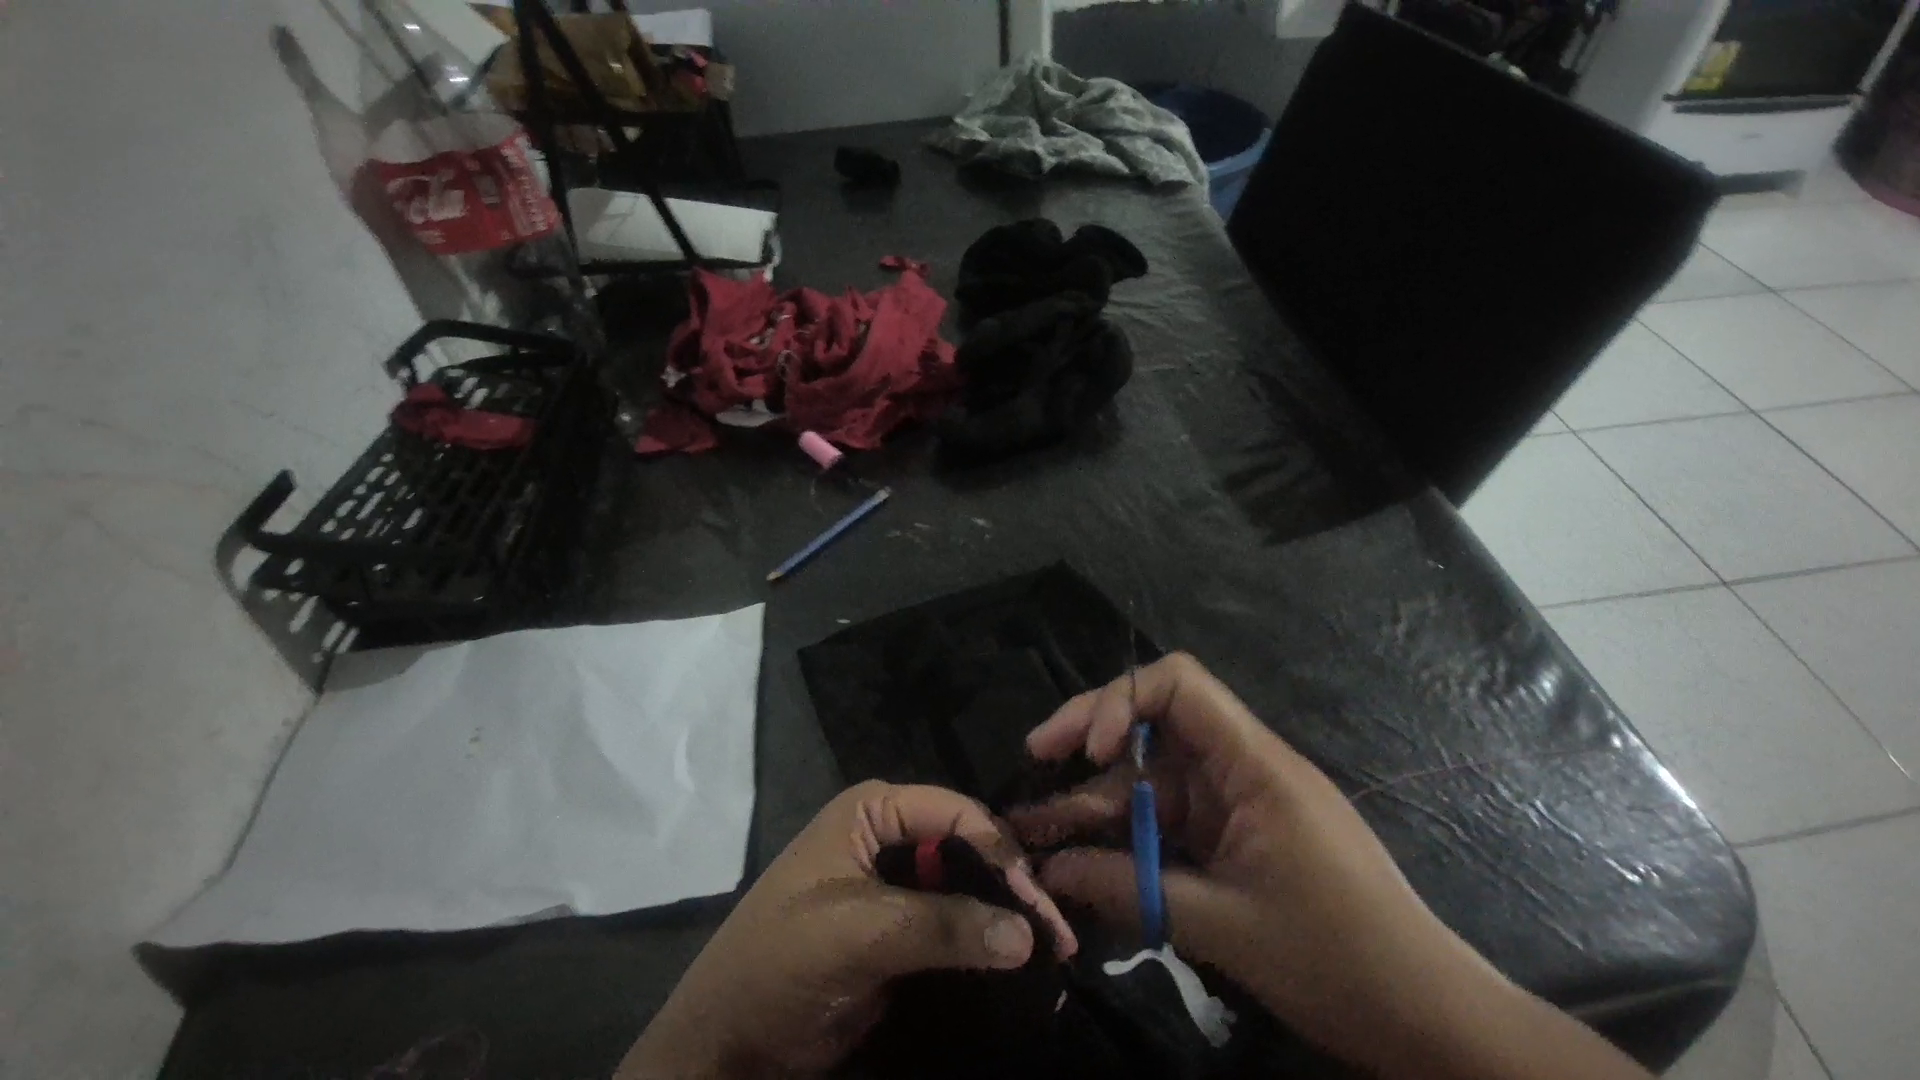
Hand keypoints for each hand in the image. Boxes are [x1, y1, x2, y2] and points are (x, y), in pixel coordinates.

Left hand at [618, 782, 1076, 1079]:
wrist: (728, 1043)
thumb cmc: (782, 963)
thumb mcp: (859, 933)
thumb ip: (943, 926)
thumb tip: (1027, 934)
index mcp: (871, 812)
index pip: (956, 813)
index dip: (1002, 851)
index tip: (1041, 905)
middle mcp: (886, 837)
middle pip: (966, 849)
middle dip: (1011, 887)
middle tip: (1058, 936)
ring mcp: (892, 887)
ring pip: (964, 889)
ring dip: (1004, 919)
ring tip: (1051, 954)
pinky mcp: (897, 933)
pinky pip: (952, 927)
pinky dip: (983, 943)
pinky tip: (1017, 965)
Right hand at [1010, 653, 1641, 1079]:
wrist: (1427, 1015)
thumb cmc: (1337, 959)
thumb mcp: (1223, 926)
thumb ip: (1131, 888)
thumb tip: (1050, 869)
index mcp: (1254, 765)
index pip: (1179, 686)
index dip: (1120, 701)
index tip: (1083, 750)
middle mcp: (1243, 768)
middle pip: (1155, 726)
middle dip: (1090, 745)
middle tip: (1033, 767)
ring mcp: (1241, 803)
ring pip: (1155, 779)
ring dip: (1099, 801)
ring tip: (1037, 831)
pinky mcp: (1239, 836)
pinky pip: (1171, 819)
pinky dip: (1129, 835)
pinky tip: (1086, 857)